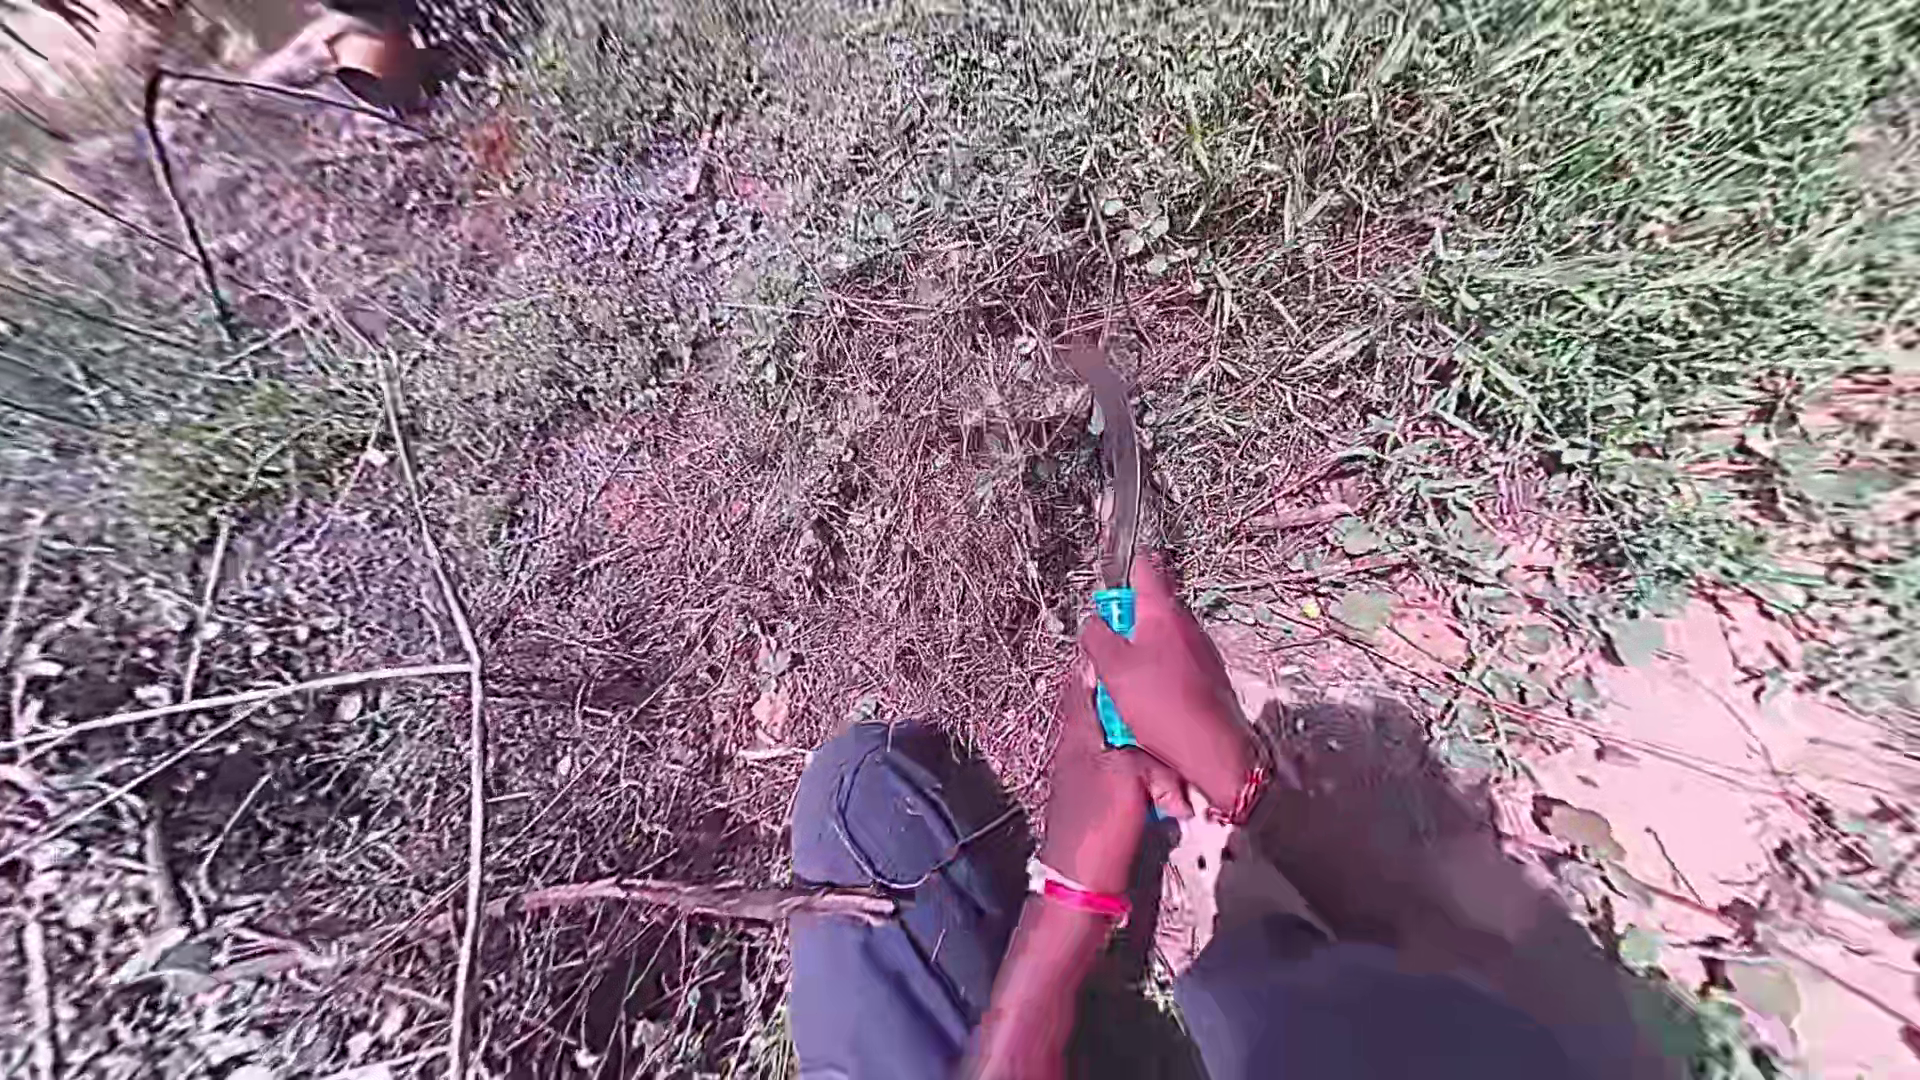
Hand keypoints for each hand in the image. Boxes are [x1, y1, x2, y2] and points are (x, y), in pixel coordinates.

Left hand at [1039, 661, 1189, 894]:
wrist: (1080, 880)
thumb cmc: (1098, 822)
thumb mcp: (1129, 776)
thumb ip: (1151, 757)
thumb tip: (1174, 776)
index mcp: (1078, 731)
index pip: (1083, 682)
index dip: (1100, 662)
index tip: (1126, 647)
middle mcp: (1078, 744)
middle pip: (1105, 708)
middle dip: (1131, 701)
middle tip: (1161, 692)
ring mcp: (1086, 769)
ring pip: (1118, 738)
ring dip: (1140, 737)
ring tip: (1167, 733)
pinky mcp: (1099, 793)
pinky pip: (1125, 766)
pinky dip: (1143, 765)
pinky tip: (1164, 774)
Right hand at [1079, 556, 1256, 807]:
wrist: (1212, 751)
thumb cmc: (1166, 707)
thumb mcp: (1112, 668)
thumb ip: (1095, 637)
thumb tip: (1092, 624)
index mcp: (1162, 613)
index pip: (1143, 570)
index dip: (1122, 571)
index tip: (1110, 583)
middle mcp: (1185, 626)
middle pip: (1145, 611)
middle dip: (1121, 628)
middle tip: (1106, 650)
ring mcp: (1198, 651)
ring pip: (1155, 641)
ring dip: (1134, 656)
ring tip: (1122, 685)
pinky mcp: (1204, 678)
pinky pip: (1169, 667)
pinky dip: (1152, 677)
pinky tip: (1142, 703)